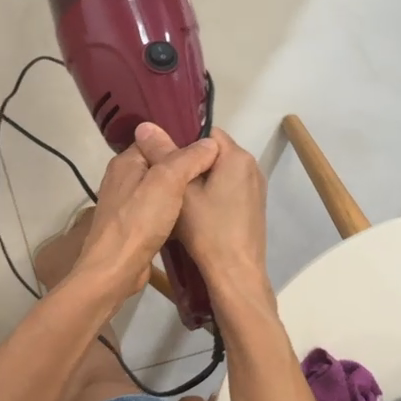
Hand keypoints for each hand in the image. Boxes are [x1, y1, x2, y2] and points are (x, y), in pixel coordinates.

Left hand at [72, 123, 219, 298]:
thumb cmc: (139, 221)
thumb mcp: (167, 180)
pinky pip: (158, 212)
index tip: (210, 152)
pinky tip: (191, 219)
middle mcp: (123, 179)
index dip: (183, 144)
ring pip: (161, 191)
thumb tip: (209, 142)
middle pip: (160, 166)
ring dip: (181, 194)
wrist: (116, 270)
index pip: (157, 141)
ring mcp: (127, 205)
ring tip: (208, 194)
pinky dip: (173, 214)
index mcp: (126, 162)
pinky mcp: (133, 227)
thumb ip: (187, 158)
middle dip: (185, 170)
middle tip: (214, 174)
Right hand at [133, 127, 269, 295]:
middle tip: (161, 177)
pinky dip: (210, 195)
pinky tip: (194, 212)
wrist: (236, 273)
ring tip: (173, 195)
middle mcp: (251, 167)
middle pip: (212, 153)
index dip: (180, 141)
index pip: (206, 132)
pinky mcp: (253, 208)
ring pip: (219, 173)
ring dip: (198, 180)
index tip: (159, 156)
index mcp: (237, 156)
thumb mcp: (181, 191)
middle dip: (188, 163)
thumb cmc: (208, 230)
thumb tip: (145, 126)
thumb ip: (164, 155)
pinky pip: (227, 190)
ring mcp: (255, 189)